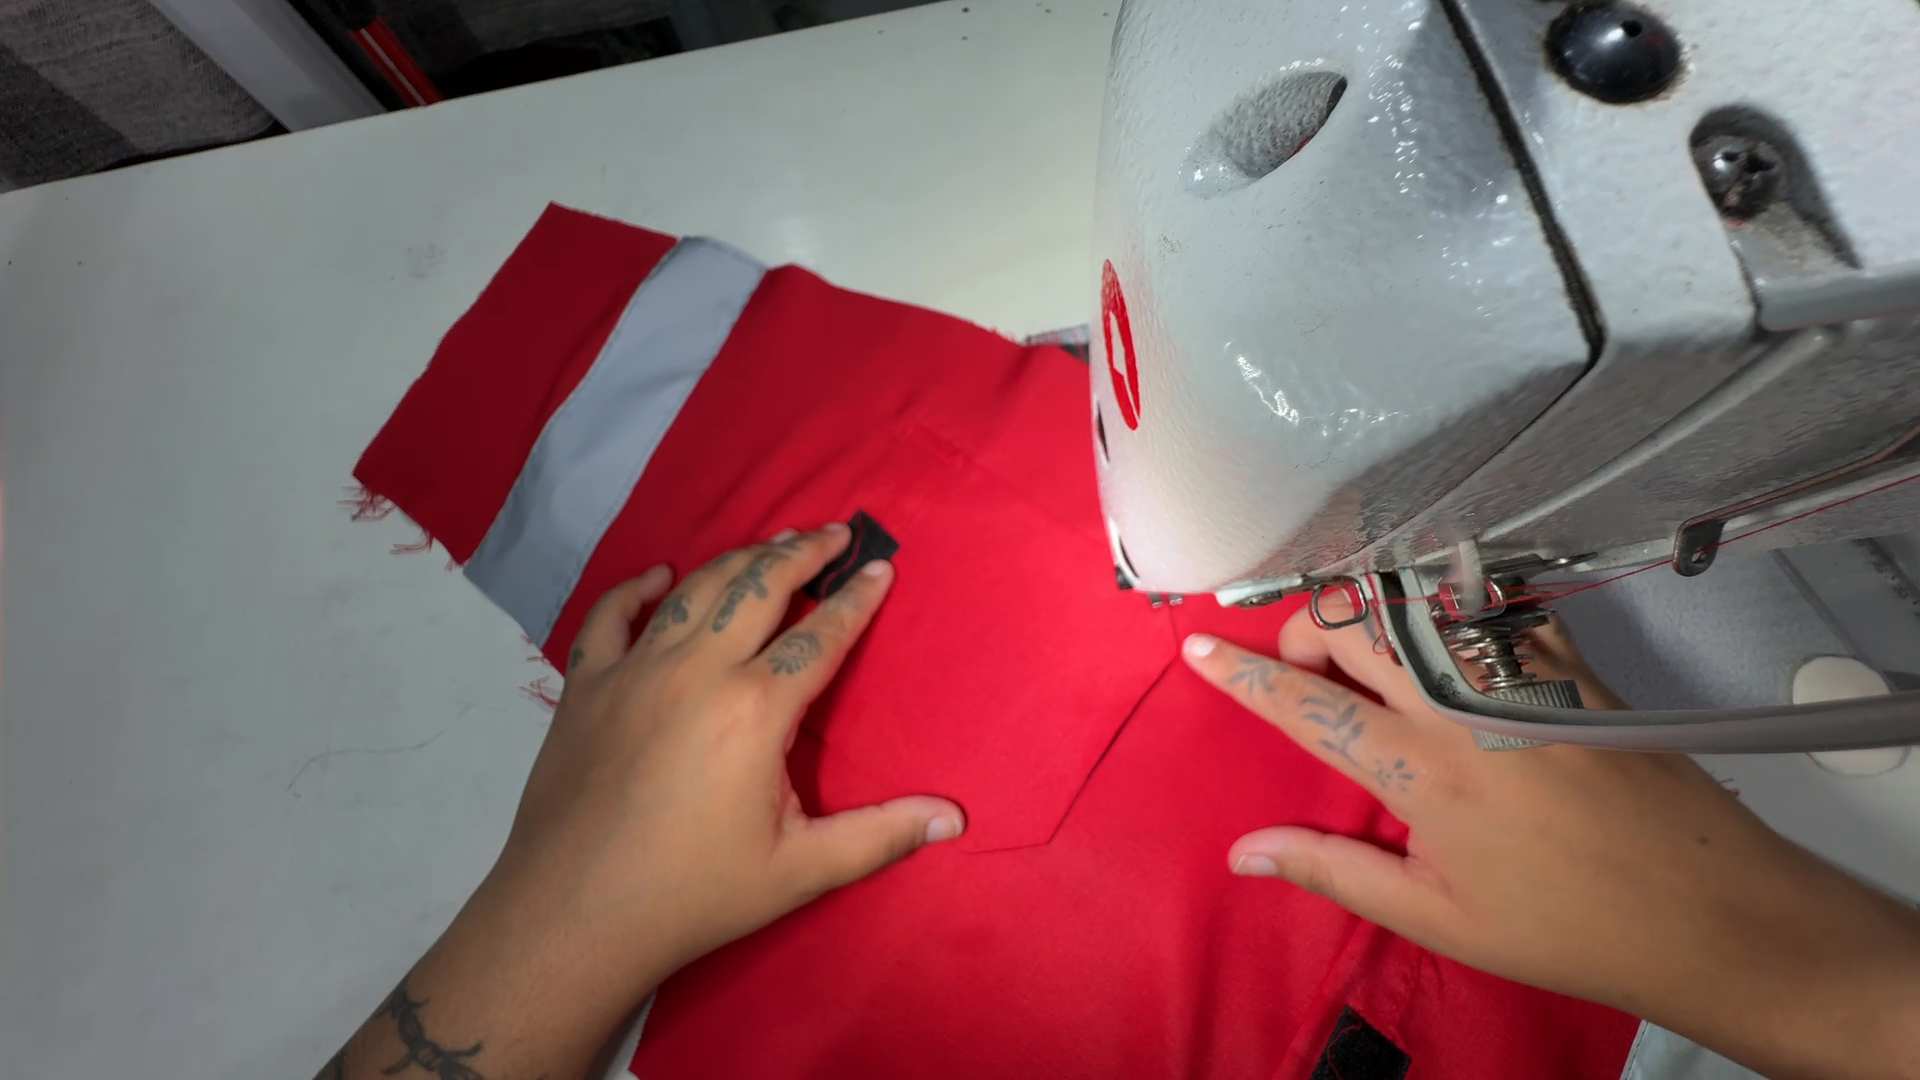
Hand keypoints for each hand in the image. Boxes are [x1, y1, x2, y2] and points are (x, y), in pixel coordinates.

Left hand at [491, 522, 964, 986]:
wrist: (569, 922)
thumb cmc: (694, 893)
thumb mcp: (802, 870)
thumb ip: (882, 835)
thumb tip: (956, 819)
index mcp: (756, 708)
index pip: (823, 634)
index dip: (858, 598)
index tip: (880, 565)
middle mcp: (698, 671)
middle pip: (760, 587)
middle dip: (803, 551)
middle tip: (834, 531)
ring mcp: (635, 671)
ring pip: (697, 589)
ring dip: (742, 557)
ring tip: (774, 540)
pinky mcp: (587, 685)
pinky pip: (611, 616)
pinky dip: (638, 588)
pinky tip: (661, 574)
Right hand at [1182, 603, 1919, 1079]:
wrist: (1723, 915)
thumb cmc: (1564, 924)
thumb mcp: (1436, 917)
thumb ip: (1330, 869)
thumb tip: (1242, 854)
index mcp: (1425, 771)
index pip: (1307, 706)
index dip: (1242, 675)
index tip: (1199, 648)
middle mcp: (1464, 706)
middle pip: (1353, 624)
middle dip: (1306, 632)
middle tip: (1310, 674)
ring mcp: (1519, 675)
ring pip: (1411, 602)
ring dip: (1365, 618)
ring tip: (1367, 662)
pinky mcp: (1564, 662)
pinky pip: (1478, 607)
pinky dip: (1434, 617)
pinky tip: (1440, 652)